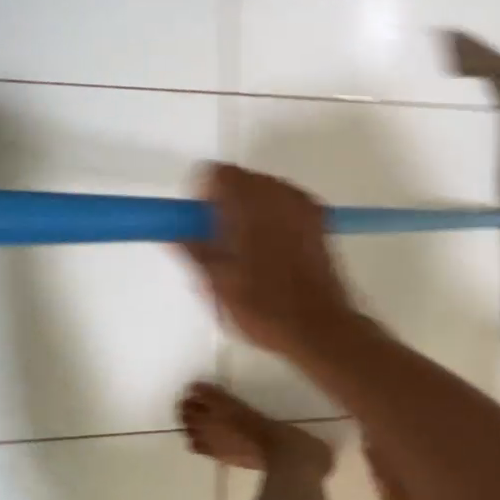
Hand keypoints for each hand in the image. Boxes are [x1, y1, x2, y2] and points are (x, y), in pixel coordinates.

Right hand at [179, 163, 361, 359]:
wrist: (319, 326)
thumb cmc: (262, 308)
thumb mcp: (215, 284)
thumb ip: (193, 250)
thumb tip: (176, 232)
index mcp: (249, 207)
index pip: (219, 174)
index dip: (204, 196)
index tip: (201, 225)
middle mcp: (280, 197)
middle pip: (245, 179)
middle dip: (229, 201)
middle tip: (223, 241)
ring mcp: (306, 208)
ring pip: (269, 189)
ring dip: (255, 208)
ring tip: (251, 248)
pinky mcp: (323, 221)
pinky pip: (292, 203)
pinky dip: (279, 215)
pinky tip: (276, 248)